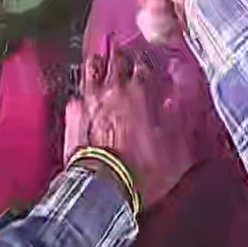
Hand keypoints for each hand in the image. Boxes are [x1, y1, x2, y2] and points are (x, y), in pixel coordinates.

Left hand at [62, 39, 195, 209]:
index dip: (146, 65)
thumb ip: (175, 121)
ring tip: (102, 64)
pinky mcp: (72, 112)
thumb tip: (175, 102)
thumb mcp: (173, 151)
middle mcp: (111, 90)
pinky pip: (77, 93)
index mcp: (137, 94)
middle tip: (125, 59)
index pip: (142, 66)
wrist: (103, 188)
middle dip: (122, 58)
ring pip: (92, 68)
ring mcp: (89, 98)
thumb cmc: (139, 172)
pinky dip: (82, 94)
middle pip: (116, 60)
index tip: (147, 67)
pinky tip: (84, 97)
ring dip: (99, 65)